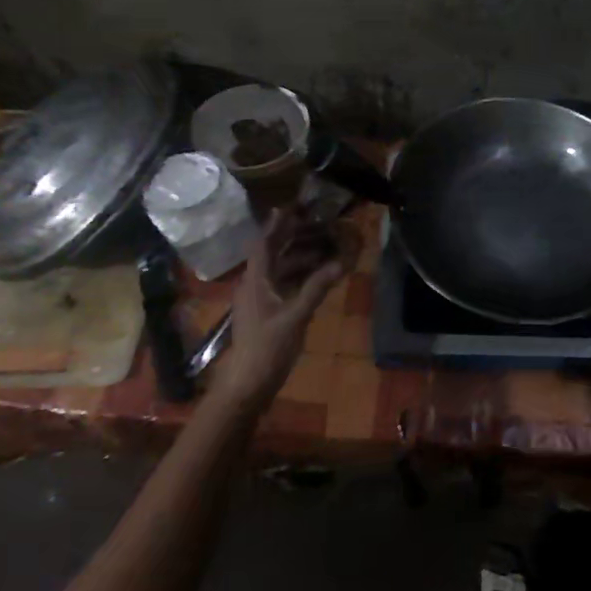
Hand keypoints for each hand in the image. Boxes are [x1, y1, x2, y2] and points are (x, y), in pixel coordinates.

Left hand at [207, 211, 348, 412]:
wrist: (249, 383)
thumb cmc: (268, 347)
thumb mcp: (295, 316)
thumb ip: (317, 288)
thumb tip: (341, 262)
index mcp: (255, 281)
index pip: (264, 244)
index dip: (276, 225)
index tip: (291, 207)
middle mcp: (255, 285)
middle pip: (273, 254)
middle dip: (292, 238)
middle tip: (316, 223)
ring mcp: (260, 301)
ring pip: (280, 270)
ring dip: (300, 257)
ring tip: (324, 246)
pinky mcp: (268, 314)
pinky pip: (284, 285)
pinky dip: (301, 276)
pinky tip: (319, 275)